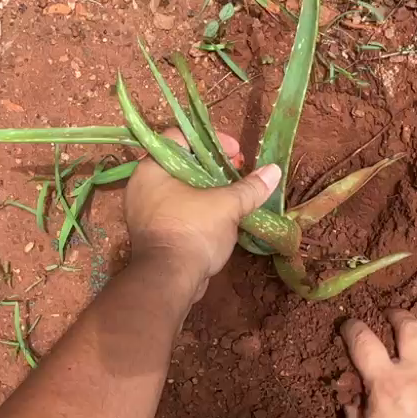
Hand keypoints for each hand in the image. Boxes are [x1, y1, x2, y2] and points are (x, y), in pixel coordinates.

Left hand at [124, 129, 279, 300]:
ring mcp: (145, 211)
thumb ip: (249, 188)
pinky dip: (197, 210)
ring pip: (180, 190)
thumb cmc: (193, 232)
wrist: (170, 280)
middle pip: (182, 163)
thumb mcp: (227, 206)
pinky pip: (177, 211)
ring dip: (207, 191)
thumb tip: (274, 171)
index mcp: (152, 168)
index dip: (212, 140)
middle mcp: (142, 186)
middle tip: (237, 174)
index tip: (236, 153)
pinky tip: (219, 218)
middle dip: (213, 167)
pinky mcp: (153, 234)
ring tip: (232, 197)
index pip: (180, 137)